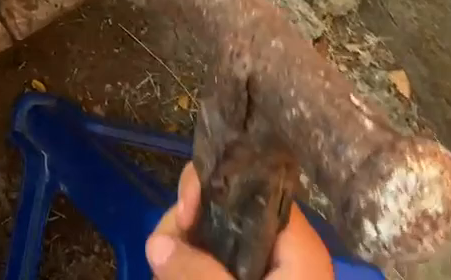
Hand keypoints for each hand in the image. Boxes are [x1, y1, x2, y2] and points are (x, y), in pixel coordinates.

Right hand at [146, 166, 336, 279]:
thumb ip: (196, 271)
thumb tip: (154, 243)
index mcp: (295, 241)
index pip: (247, 180)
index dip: (207, 186)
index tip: (184, 214)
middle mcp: (281, 248)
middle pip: (219, 209)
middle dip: (183, 228)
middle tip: (162, 261)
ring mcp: (265, 272)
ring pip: (208, 241)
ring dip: (180, 255)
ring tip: (164, 275)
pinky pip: (210, 267)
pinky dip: (189, 271)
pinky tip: (172, 277)